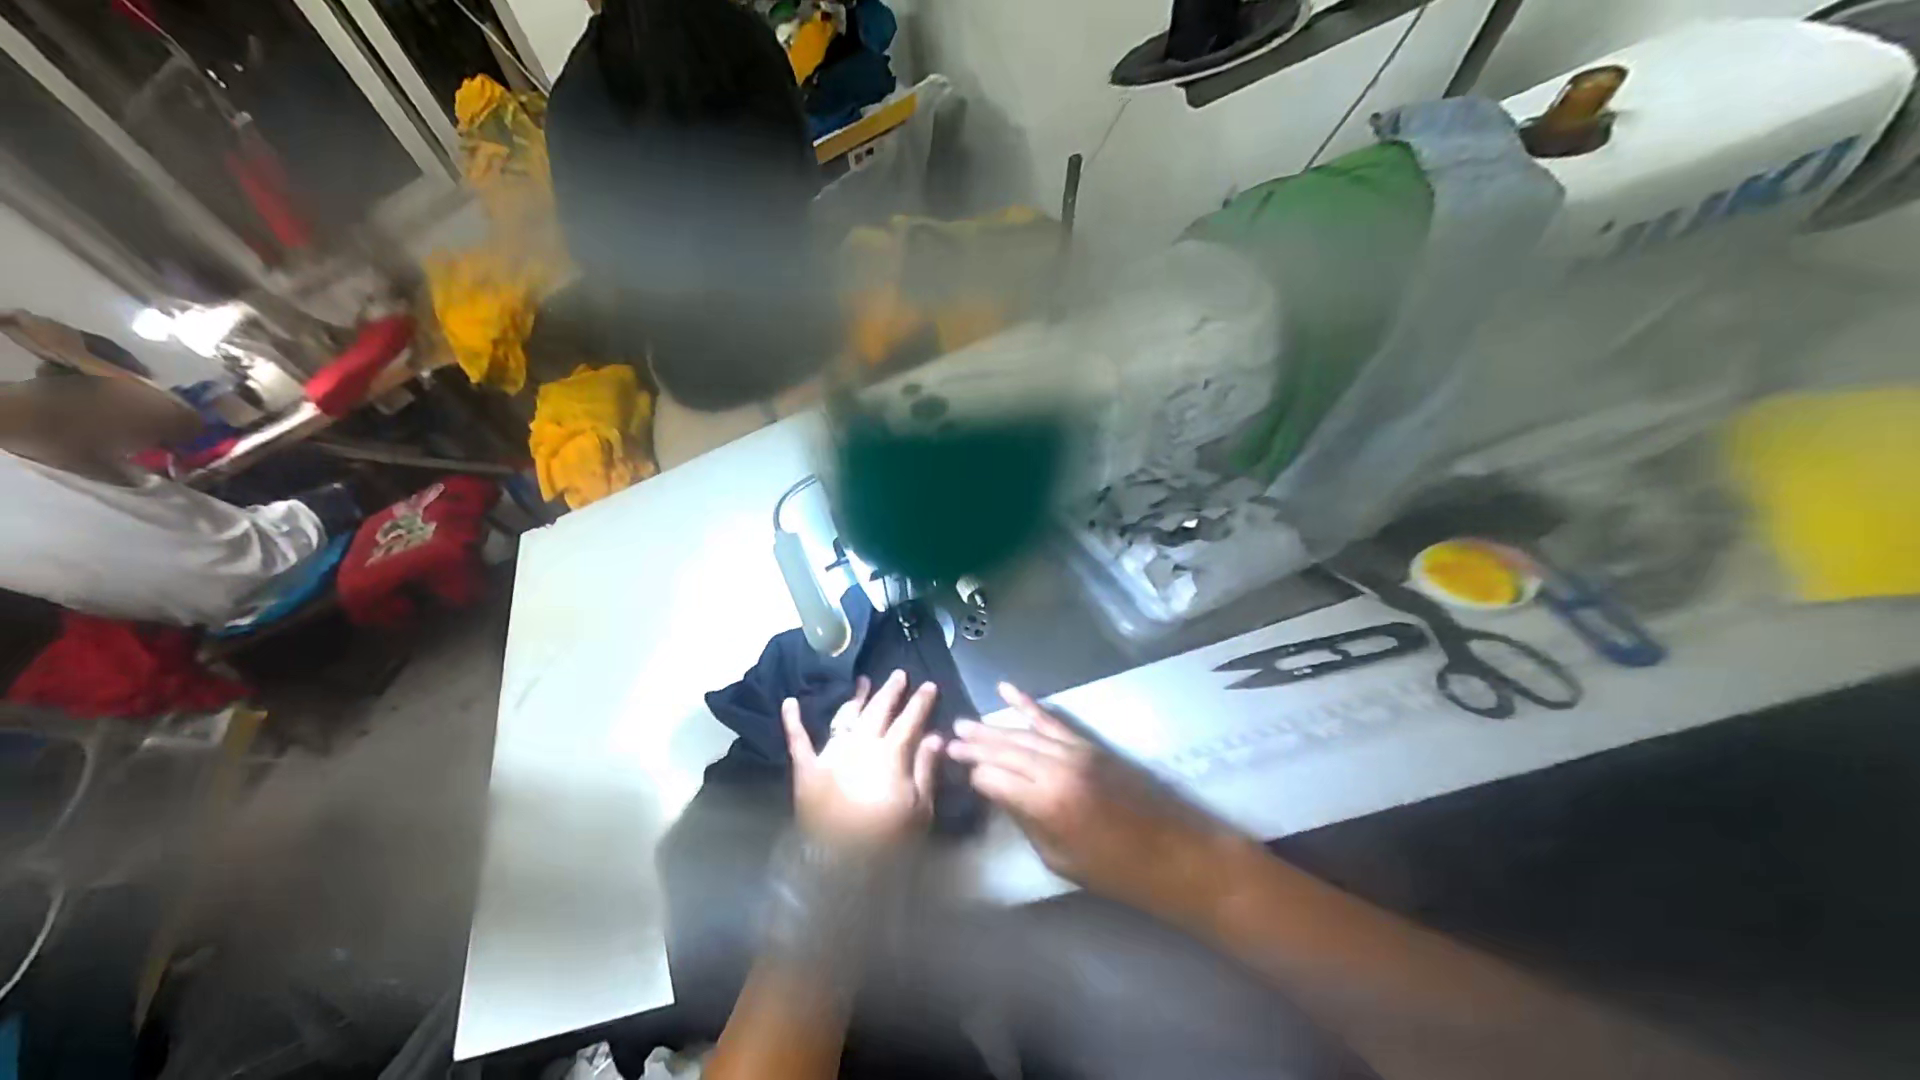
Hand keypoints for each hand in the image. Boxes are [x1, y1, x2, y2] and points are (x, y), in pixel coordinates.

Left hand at [783, 670, 943, 852]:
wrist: (840, 870)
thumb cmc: (888, 843)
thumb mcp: (920, 810)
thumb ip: (925, 769)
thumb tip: (935, 736)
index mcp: (889, 756)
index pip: (909, 721)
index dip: (920, 703)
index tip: (929, 685)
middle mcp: (860, 747)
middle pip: (878, 712)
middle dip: (890, 691)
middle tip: (899, 674)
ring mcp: (831, 755)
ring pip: (846, 717)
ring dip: (856, 698)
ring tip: (864, 681)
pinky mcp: (806, 769)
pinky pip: (798, 741)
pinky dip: (793, 720)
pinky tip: (789, 701)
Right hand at [948, 683, 1248, 918]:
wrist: (1173, 853)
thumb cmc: (1113, 870)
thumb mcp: (1059, 858)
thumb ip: (1025, 820)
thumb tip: (999, 794)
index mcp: (1045, 804)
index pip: (993, 778)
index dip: (972, 776)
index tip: (954, 771)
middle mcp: (1055, 769)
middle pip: (1004, 750)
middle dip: (974, 745)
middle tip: (947, 738)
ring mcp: (1073, 752)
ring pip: (1023, 733)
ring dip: (992, 727)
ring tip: (964, 723)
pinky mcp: (1088, 745)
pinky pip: (1052, 720)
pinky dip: (1028, 704)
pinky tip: (1007, 690)